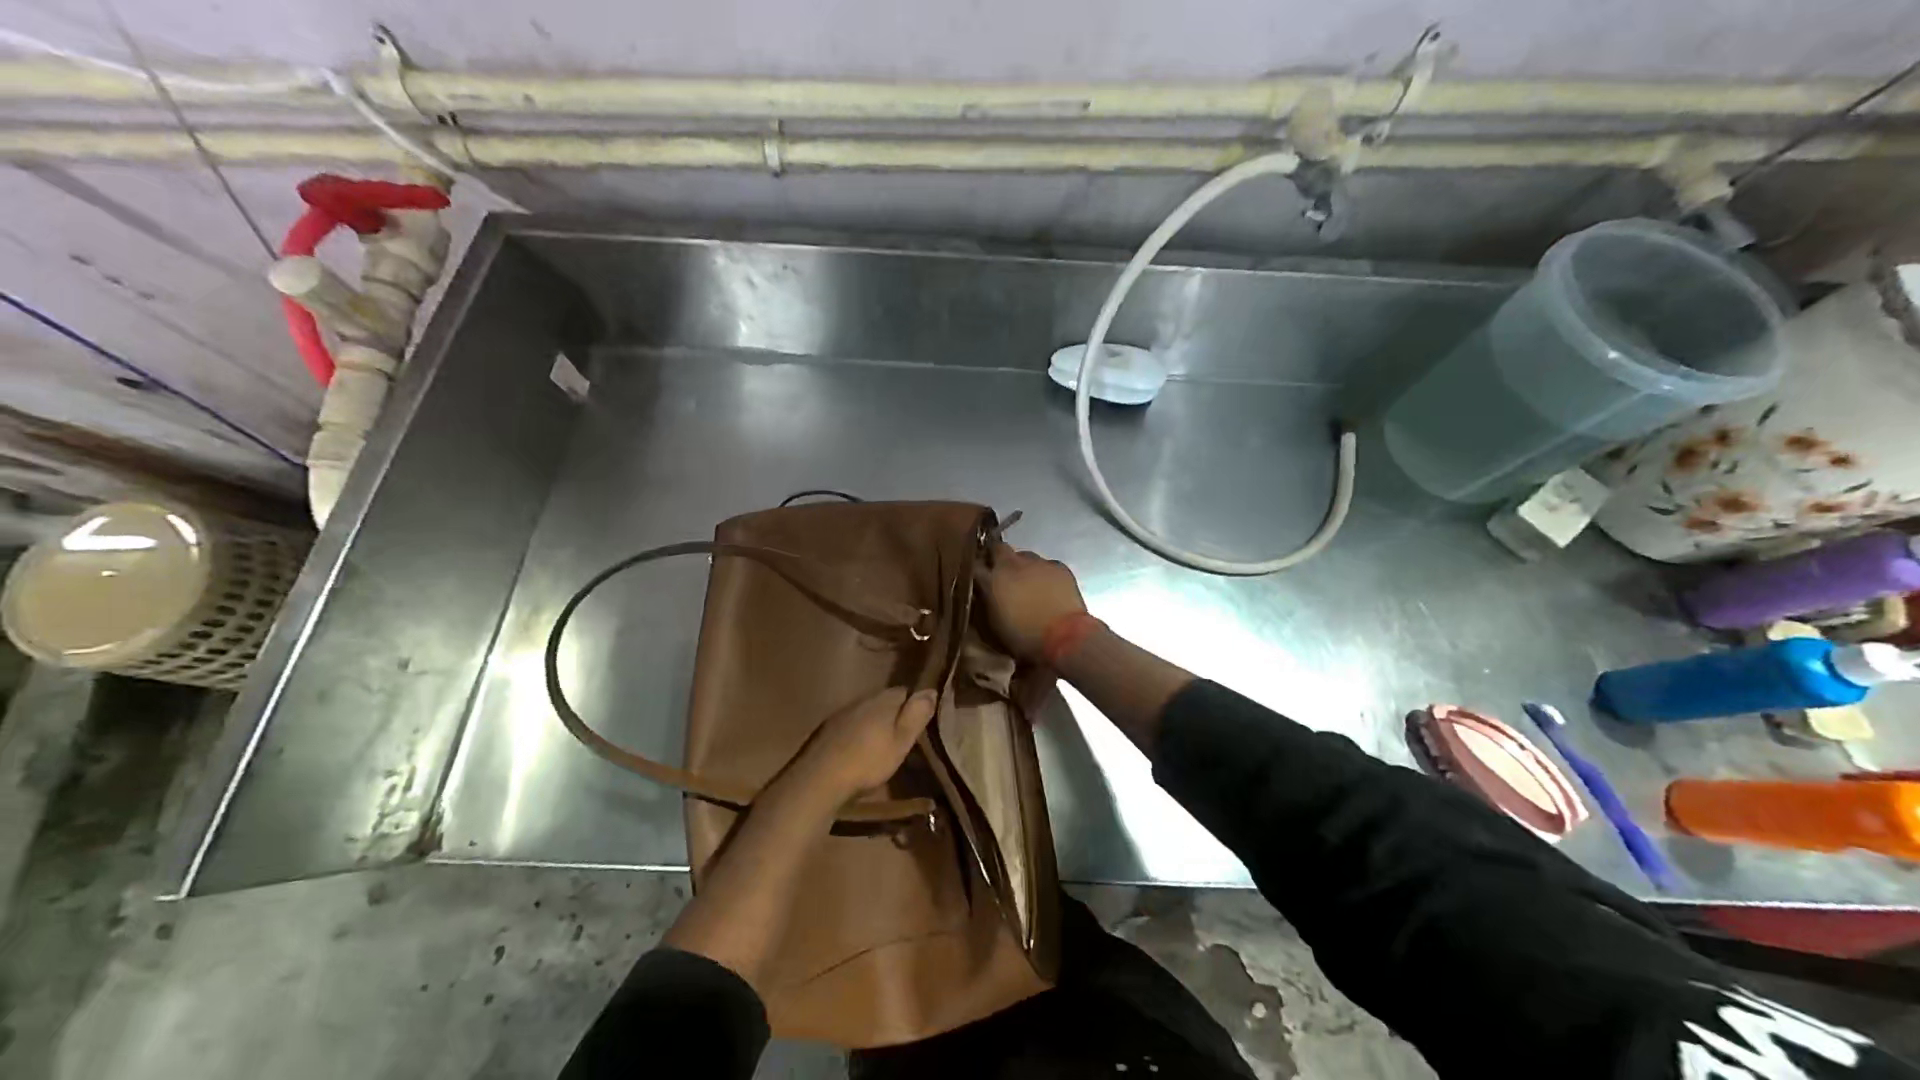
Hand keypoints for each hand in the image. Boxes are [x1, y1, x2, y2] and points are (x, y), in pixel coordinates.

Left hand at [791, 687, 938, 802]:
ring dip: (875, 722)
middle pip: (884, 700)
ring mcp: (842, 714)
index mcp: (882, 701)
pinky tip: (859, 748)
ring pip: (866, 711)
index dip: (914, 703)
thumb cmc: (868, 761)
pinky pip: (850, 723)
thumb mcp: (900, 742)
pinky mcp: (827, 729)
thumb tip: (931, 690)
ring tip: (883, 741)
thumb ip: (916, 715)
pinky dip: (858, 732)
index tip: (921, 718)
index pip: (904, 691)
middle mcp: (862, 701)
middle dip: (894, 712)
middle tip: (904, 732)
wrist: (820, 778)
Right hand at [975, 543, 1088, 662]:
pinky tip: (1049, 588)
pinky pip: (1046, 565)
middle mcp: (1011, 565)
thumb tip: (982, 593)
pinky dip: (1044, 573)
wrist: (1065, 638)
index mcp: (991, 580)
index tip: (976, 576)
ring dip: (1022, 566)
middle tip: (1001, 574)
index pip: (974, 565)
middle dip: (997, 557)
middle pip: (998, 548)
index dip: (974, 569)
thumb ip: (986, 603)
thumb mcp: (994, 625)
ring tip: (1027, 583)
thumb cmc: (1024, 639)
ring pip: (1024, 556)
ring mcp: (1037, 563)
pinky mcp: (1058, 567)